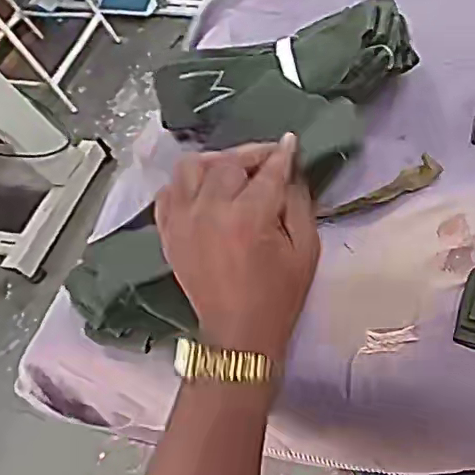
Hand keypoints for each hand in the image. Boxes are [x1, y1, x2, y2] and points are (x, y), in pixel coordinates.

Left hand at [157, 134, 318, 361]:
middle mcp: (210, 211)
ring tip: (235, 169)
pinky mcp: (168, 232)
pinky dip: (187, 182)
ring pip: (192, 168)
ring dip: (217, 162)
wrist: (240, 331)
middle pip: (228, 163)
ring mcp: (182, 220)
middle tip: (270, 160)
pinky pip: (169, 191)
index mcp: (248, 217)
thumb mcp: (306, 250)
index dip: (281, 154)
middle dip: (253, 155)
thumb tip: (290, 174)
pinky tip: (205, 188)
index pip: (267, 172)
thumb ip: (299, 205)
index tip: (290, 142)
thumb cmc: (279, 295)